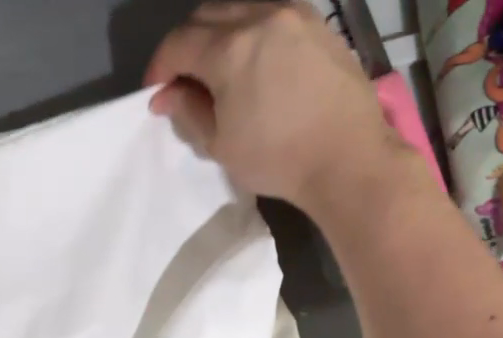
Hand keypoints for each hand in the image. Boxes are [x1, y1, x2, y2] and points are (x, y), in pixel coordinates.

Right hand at [143, 2, 400, 209]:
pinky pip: (269, 12)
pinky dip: (249, 29)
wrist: (346, 157)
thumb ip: (187, 110)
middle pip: (205, 16)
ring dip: (217, 34)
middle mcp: (261, 18)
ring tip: (217, 71)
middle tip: (184, 82)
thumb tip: (166, 95)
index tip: (157, 93)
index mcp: (230, 50)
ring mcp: (294, 14)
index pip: (178, 44)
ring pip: (238, 8)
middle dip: (186, 47)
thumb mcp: (219, 143)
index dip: (159, 68)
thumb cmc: (276, 158)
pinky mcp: (317, 22)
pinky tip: (252, 61)